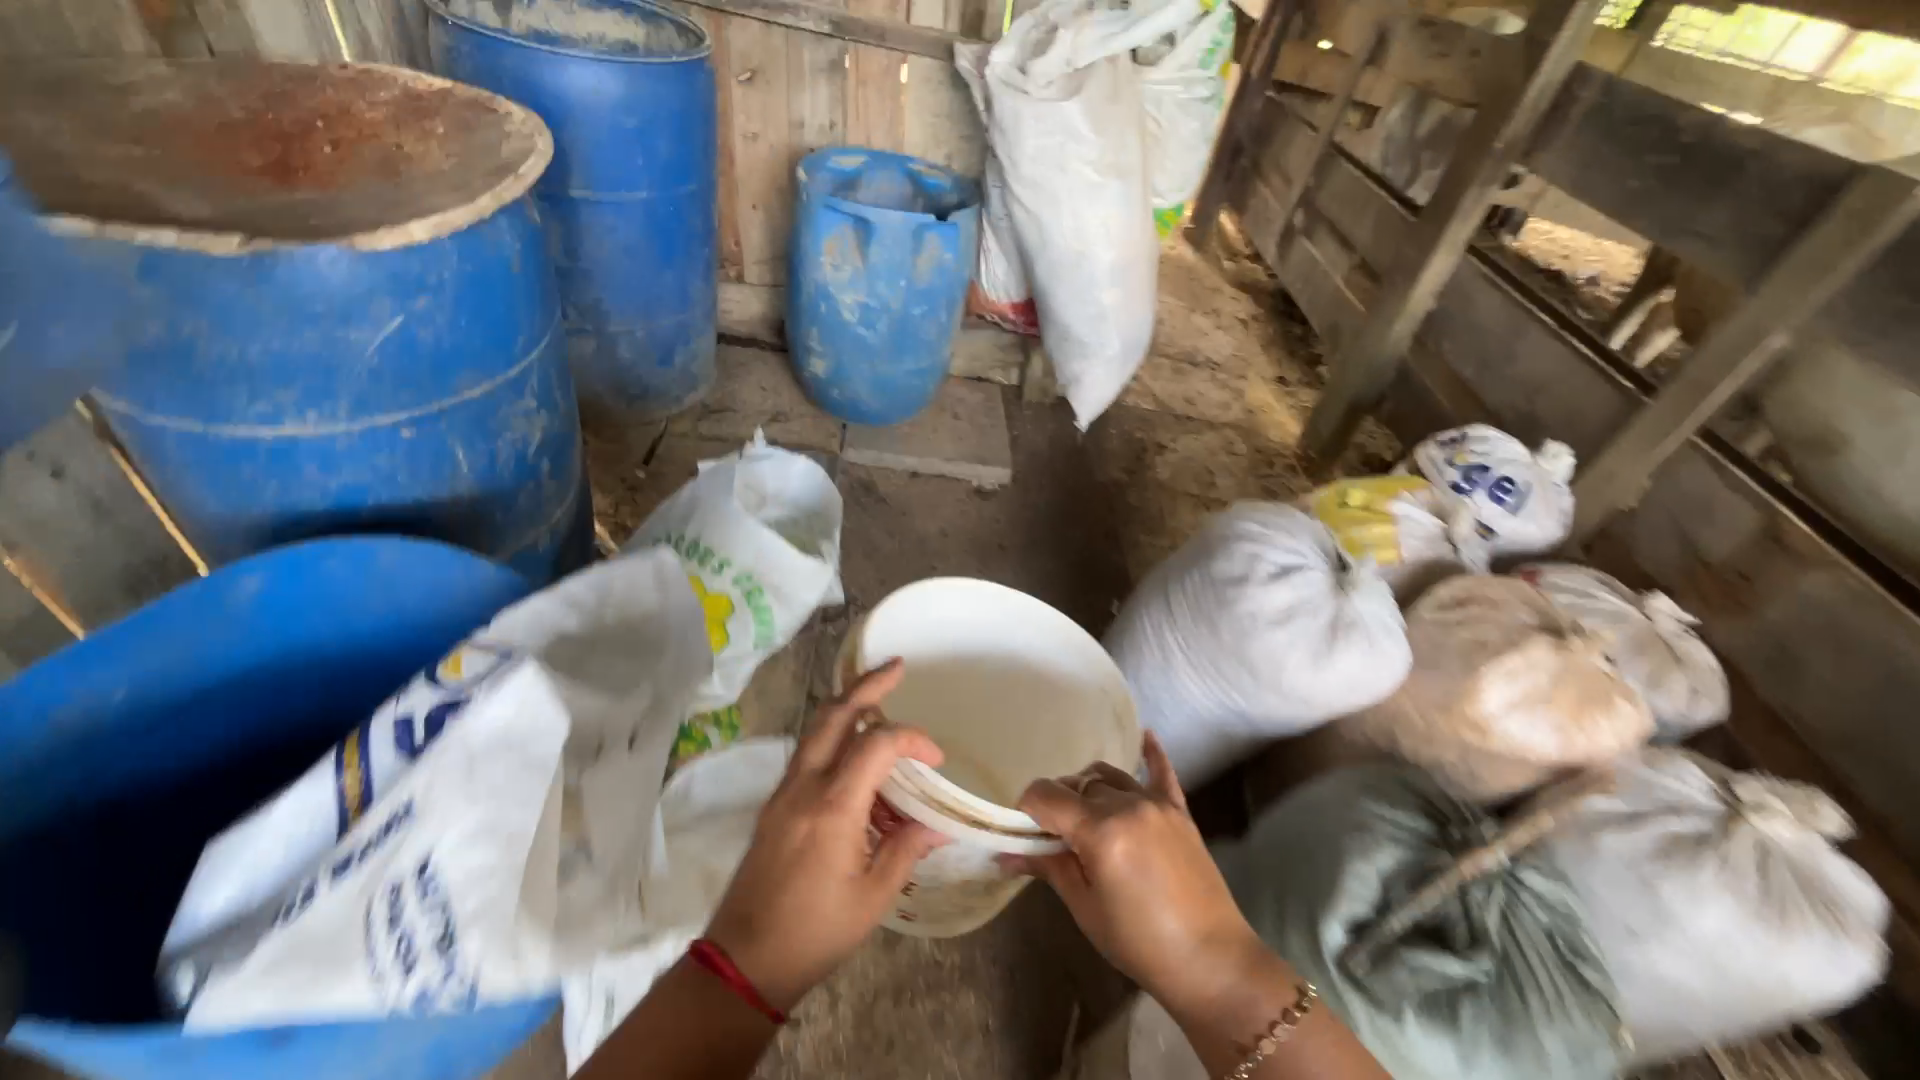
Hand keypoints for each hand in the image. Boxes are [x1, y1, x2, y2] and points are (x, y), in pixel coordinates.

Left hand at [704, 659, 944, 1010]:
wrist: (744, 960)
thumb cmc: (815, 932)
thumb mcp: (874, 897)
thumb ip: (906, 850)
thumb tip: (936, 826)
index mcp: (833, 806)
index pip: (877, 744)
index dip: (912, 739)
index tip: (937, 761)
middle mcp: (804, 786)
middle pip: (834, 715)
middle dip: (867, 684)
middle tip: (897, 667)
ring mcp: (783, 793)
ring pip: (814, 730)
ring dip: (846, 706)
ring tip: (877, 699)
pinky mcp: (774, 806)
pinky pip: (806, 754)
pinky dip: (833, 738)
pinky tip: (853, 754)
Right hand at [1014, 733, 1269, 1018]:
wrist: (1210, 961)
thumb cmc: (1139, 942)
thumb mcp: (1085, 907)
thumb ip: (1048, 867)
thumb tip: (1003, 855)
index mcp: (1100, 830)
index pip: (1046, 795)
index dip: (1027, 809)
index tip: (1023, 831)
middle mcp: (1128, 805)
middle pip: (1076, 784)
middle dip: (1056, 802)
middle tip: (1052, 836)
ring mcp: (1157, 804)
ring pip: (1109, 776)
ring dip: (1088, 787)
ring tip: (1082, 814)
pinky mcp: (1180, 812)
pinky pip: (1162, 773)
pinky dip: (1152, 754)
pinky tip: (1145, 737)